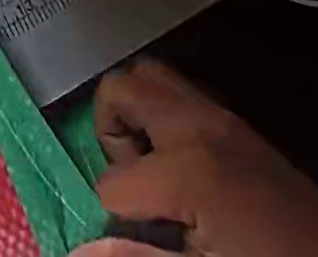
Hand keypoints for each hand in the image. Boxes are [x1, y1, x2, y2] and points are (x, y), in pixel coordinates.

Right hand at [71, 60, 317, 256]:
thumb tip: (77, 252)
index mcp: (189, 167)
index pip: (112, 180)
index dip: (111, 219)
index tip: (134, 241)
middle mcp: (200, 125)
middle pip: (122, 90)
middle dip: (108, 134)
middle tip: (131, 191)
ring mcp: (223, 119)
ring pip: (151, 78)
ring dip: (134, 116)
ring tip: (149, 175)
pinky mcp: (240, 127)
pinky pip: (181, 95)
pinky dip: (162, 118)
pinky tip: (179, 173)